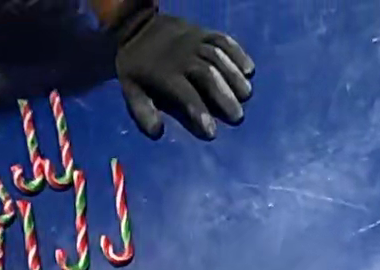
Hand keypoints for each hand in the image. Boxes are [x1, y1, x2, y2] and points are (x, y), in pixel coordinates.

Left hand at [110, 2, 254, 139]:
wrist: (136, 27)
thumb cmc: (136, 70)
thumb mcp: (130, 92)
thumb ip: (143, 113)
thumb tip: (157, 132)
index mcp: (165, 74)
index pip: (186, 95)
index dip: (199, 113)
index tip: (211, 132)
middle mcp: (183, 55)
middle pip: (207, 75)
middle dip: (223, 96)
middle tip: (237, 117)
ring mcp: (195, 41)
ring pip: (218, 57)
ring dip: (234, 76)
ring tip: (246, 96)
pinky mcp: (203, 32)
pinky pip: (223, 40)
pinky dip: (237, 53)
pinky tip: (249, 69)